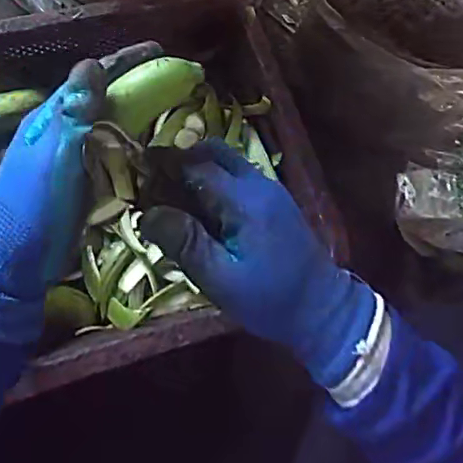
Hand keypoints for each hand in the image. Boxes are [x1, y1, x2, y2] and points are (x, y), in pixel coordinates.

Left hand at [0, 43, 161, 343]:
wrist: (13, 264)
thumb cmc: (33, 206)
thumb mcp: (55, 155)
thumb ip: (74, 111)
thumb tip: (91, 62)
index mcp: (50, 117)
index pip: (91, 77)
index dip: (125, 61)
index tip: (159, 50)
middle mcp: (59, 130)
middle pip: (102, 97)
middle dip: (136, 84)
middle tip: (174, 78)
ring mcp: (66, 157)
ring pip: (106, 124)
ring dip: (136, 112)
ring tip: (169, 106)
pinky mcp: (76, 182)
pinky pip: (107, 153)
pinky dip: (128, 143)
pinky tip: (148, 146)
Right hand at [141, 140, 375, 387]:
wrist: (324, 311)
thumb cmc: (270, 299)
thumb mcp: (221, 279)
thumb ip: (184, 243)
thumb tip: (146, 214)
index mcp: (244, 199)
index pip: (196, 164)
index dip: (165, 164)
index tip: (138, 169)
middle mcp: (257, 183)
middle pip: (212, 151)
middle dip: (181, 158)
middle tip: (154, 179)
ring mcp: (269, 188)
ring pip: (225, 160)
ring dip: (197, 167)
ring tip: (171, 192)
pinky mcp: (273, 199)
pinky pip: (236, 175)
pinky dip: (213, 178)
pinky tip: (199, 206)